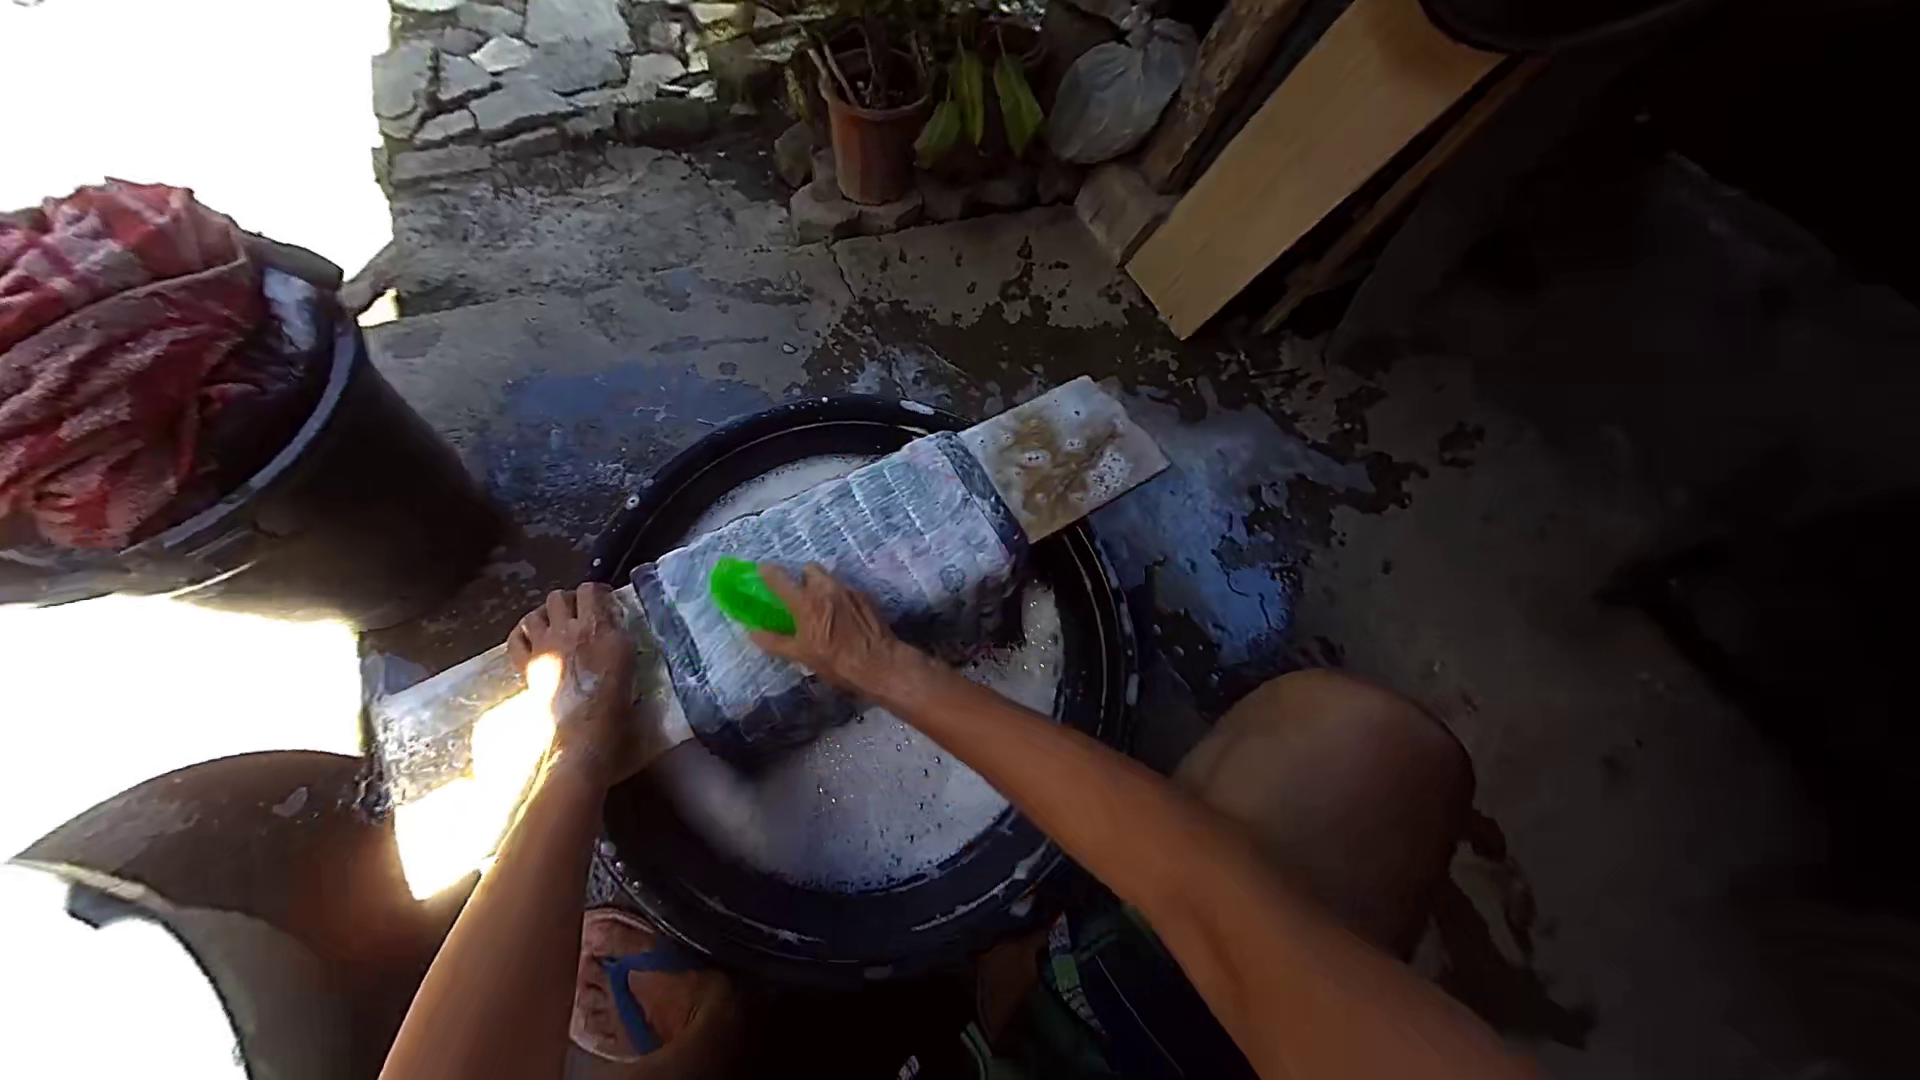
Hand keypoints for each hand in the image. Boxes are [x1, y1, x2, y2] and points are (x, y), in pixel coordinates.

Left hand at [508, 584, 644, 786]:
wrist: (586, 723)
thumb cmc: (615, 690)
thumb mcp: (626, 651)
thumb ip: (615, 628)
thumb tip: (608, 615)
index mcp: (594, 624)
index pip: (590, 590)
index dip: (597, 590)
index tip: (604, 598)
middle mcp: (565, 629)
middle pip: (558, 597)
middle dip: (569, 599)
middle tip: (579, 610)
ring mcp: (541, 646)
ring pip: (533, 614)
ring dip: (544, 613)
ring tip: (554, 622)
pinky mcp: (526, 663)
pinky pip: (515, 638)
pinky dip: (522, 633)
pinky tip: (532, 637)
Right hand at [749, 563, 926, 698]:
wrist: (878, 663)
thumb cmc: (836, 662)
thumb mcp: (801, 655)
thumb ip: (774, 641)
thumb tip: (752, 632)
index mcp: (806, 603)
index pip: (780, 578)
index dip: (769, 572)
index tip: (763, 569)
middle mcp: (826, 589)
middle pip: (809, 569)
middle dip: (802, 577)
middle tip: (800, 594)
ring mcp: (848, 590)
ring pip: (830, 577)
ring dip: (822, 585)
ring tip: (823, 605)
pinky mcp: (864, 595)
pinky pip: (846, 588)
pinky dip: (840, 595)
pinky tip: (843, 614)